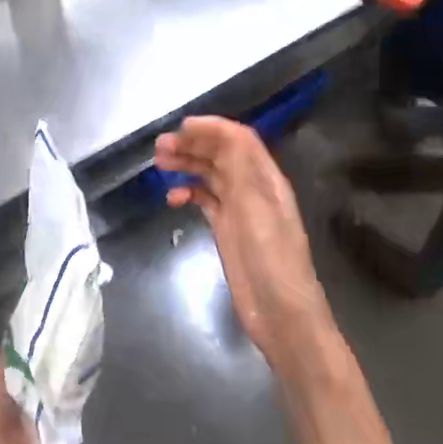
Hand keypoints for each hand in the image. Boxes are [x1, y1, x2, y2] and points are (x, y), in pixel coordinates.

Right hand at [156, 117, 333, 368]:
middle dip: (193, 144)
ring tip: (159, 163)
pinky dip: (187, 192)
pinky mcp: (227, 229)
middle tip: (160, 147)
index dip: (212, 128)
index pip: (239, 140)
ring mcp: (239, 210)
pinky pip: (204, 199)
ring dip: (187, 165)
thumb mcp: (256, 208)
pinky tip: (172, 198)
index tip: (181, 127)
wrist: (282, 316)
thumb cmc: (272, 259)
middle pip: (221, 154)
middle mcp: (253, 189)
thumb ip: (239, 168)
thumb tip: (220, 132)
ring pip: (210, 175)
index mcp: (266, 179)